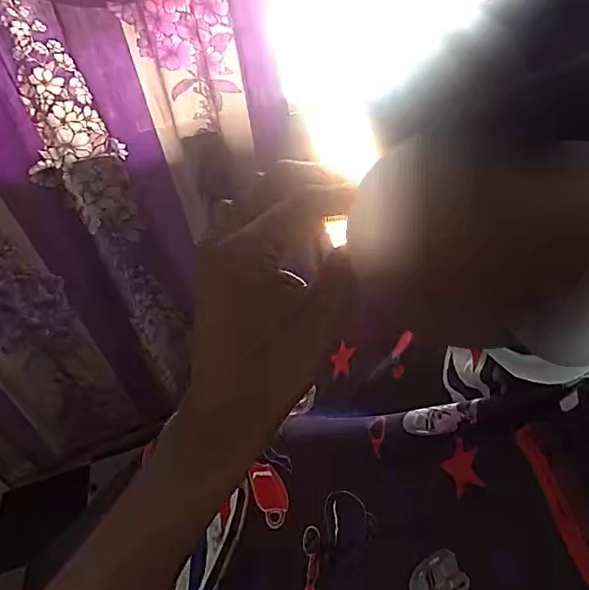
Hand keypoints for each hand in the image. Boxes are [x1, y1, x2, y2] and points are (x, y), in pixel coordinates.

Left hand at [177, 162, 355, 458]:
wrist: (224, 409)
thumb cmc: (273, 373)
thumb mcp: (321, 326)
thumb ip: (341, 272)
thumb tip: (356, 236)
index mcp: (247, 251)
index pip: (301, 200)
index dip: (341, 192)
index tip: (373, 194)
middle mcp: (224, 237)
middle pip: (273, 181)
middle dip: (317, 179)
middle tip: (354, 191)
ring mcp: (215, 245)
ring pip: (256, 191)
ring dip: (294, 188)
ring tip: (332, 202)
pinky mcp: (215, 258)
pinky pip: (244, 212)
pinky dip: (274, 206)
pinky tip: (301, 224)